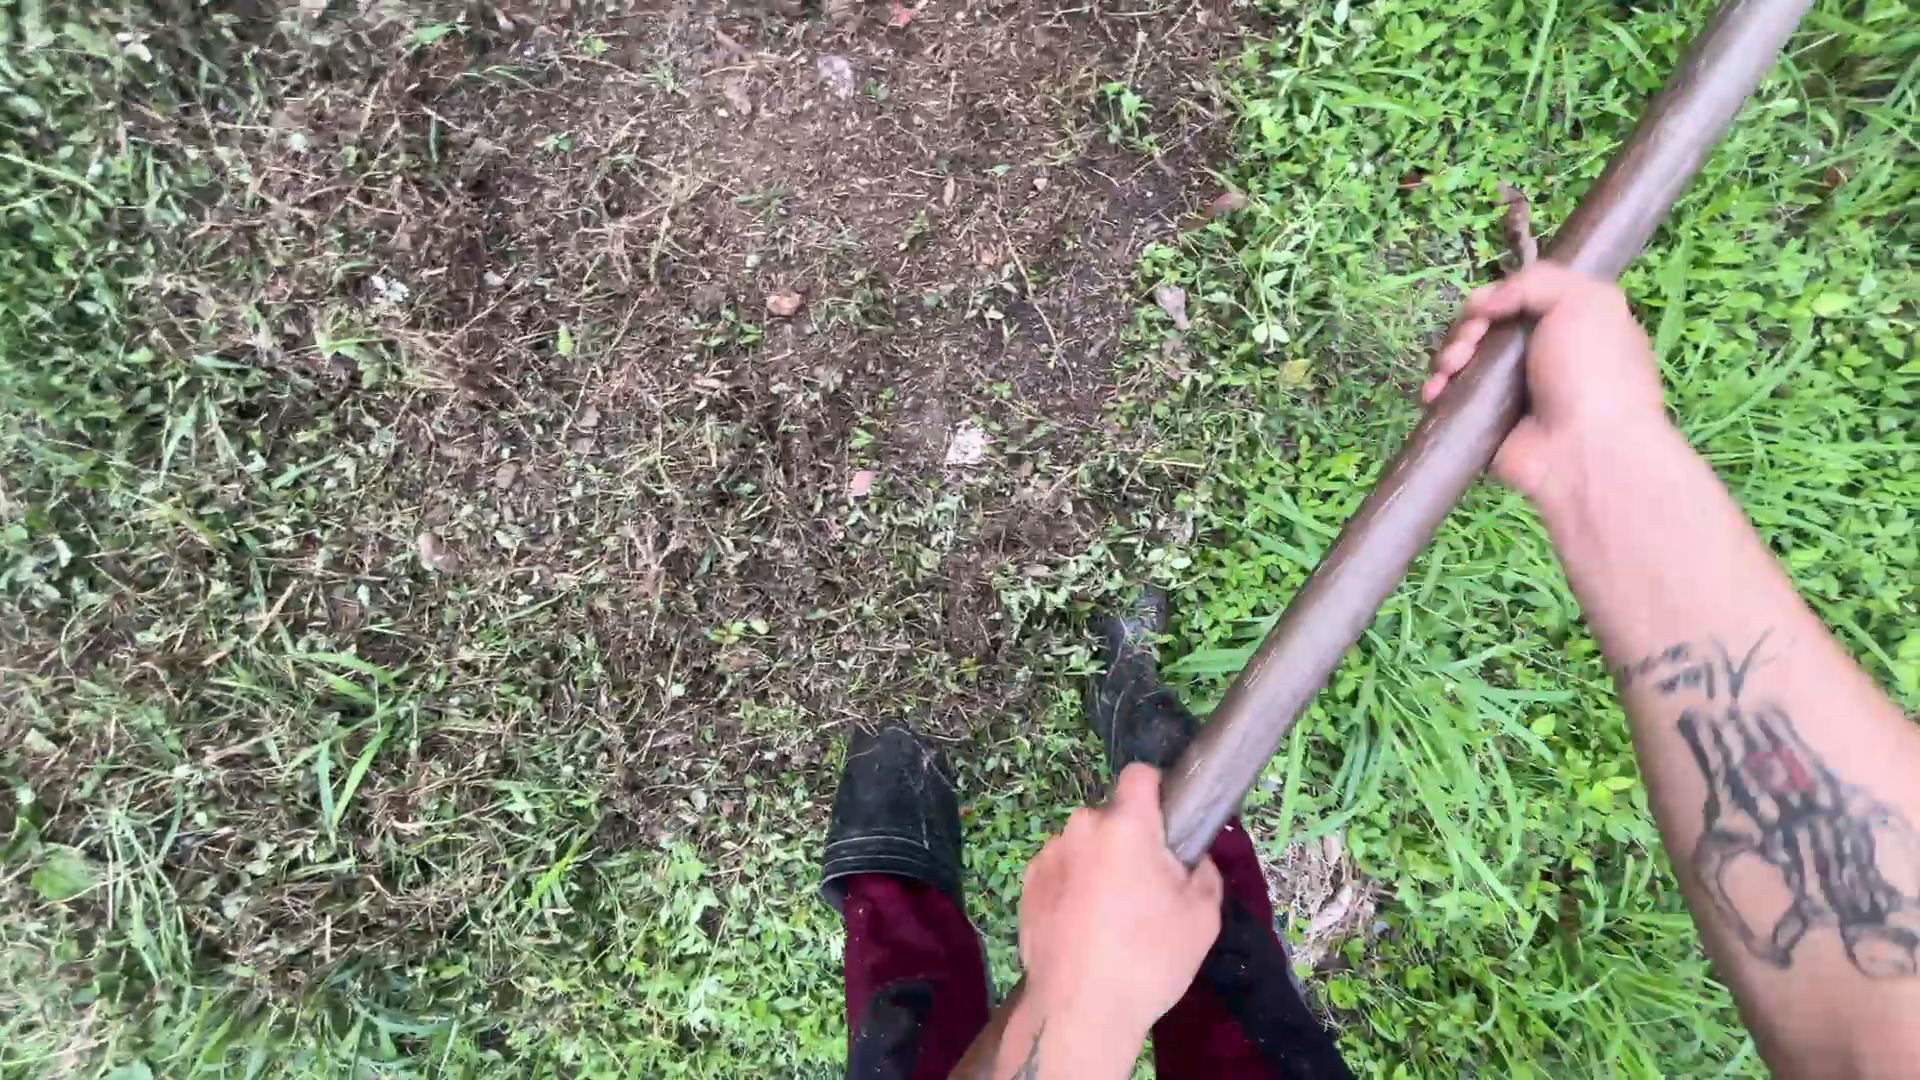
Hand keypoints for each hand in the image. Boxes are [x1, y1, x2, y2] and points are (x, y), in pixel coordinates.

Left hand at [1017, 764, 1222, 1045]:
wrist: (1079, 1007)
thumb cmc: (1148, 958)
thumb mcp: (1202, 917)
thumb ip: (1202, 871)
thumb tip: (1190, 856)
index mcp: (1125, 824)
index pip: (1139, 775)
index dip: (1156, 791)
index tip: (1165, 822)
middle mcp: (1081, 825)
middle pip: (1113, 817)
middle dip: (1129, 841)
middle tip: (1144, 887)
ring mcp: (1050, 851)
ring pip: (1085, 843)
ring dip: (1098, 863)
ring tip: (1110, 915)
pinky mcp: (1028, 878)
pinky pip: (1061, 867)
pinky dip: (1072, 884)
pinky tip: (1082, 925)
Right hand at [1421, 262, 1671, 504]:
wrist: (1582, 447)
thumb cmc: (1594, 372)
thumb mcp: (1587, 302)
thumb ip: (1537, 281)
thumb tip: (1482, 302)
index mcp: (1565, 325)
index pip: (1514, 302)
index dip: (1491, 300)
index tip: (1483, 310)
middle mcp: (1533, 356)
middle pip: (1480, 331)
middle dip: (1463, 331)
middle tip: (1467, 345)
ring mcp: (1504, 390)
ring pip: (1458, 362)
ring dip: (1444, 359)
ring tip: (1448, 371)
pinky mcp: (1479, 419)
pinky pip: (1446, 398)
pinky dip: (1434, 391)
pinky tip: (1433, 394)